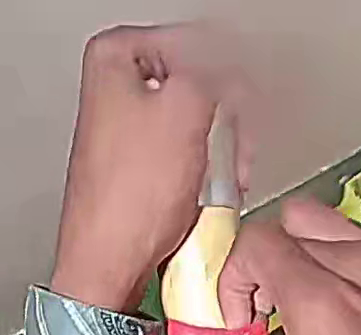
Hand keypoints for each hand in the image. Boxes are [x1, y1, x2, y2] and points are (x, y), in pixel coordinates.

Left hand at [50, 25, 240, 311]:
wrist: (108, 266)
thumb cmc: (127, 203)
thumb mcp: (186, 109)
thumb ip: (215, 68)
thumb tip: (232, 61)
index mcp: (116, 58)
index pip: (198, 43)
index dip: (235, 78)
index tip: (252, 106)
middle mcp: (113, 92)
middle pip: (197, 87)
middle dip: (227, 122)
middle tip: (238, 148)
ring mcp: (123, 137)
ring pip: (193, 128)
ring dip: (218, 153)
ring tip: (222, 177)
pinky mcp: (135, 175)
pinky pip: (182, 163)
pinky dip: (201, 176)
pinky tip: (203, 195)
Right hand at [178, 199, 360, 334]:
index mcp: (327, 307)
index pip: (255, 246)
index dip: (230, 281)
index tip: (236, 329)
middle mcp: (358, 269)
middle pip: (283, 227)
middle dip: (255, 267)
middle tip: (256, 320)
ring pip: (320, 224)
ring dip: (292, 259)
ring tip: (291, 313)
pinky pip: (354, 242)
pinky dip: (328, 262)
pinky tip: (333, 315)